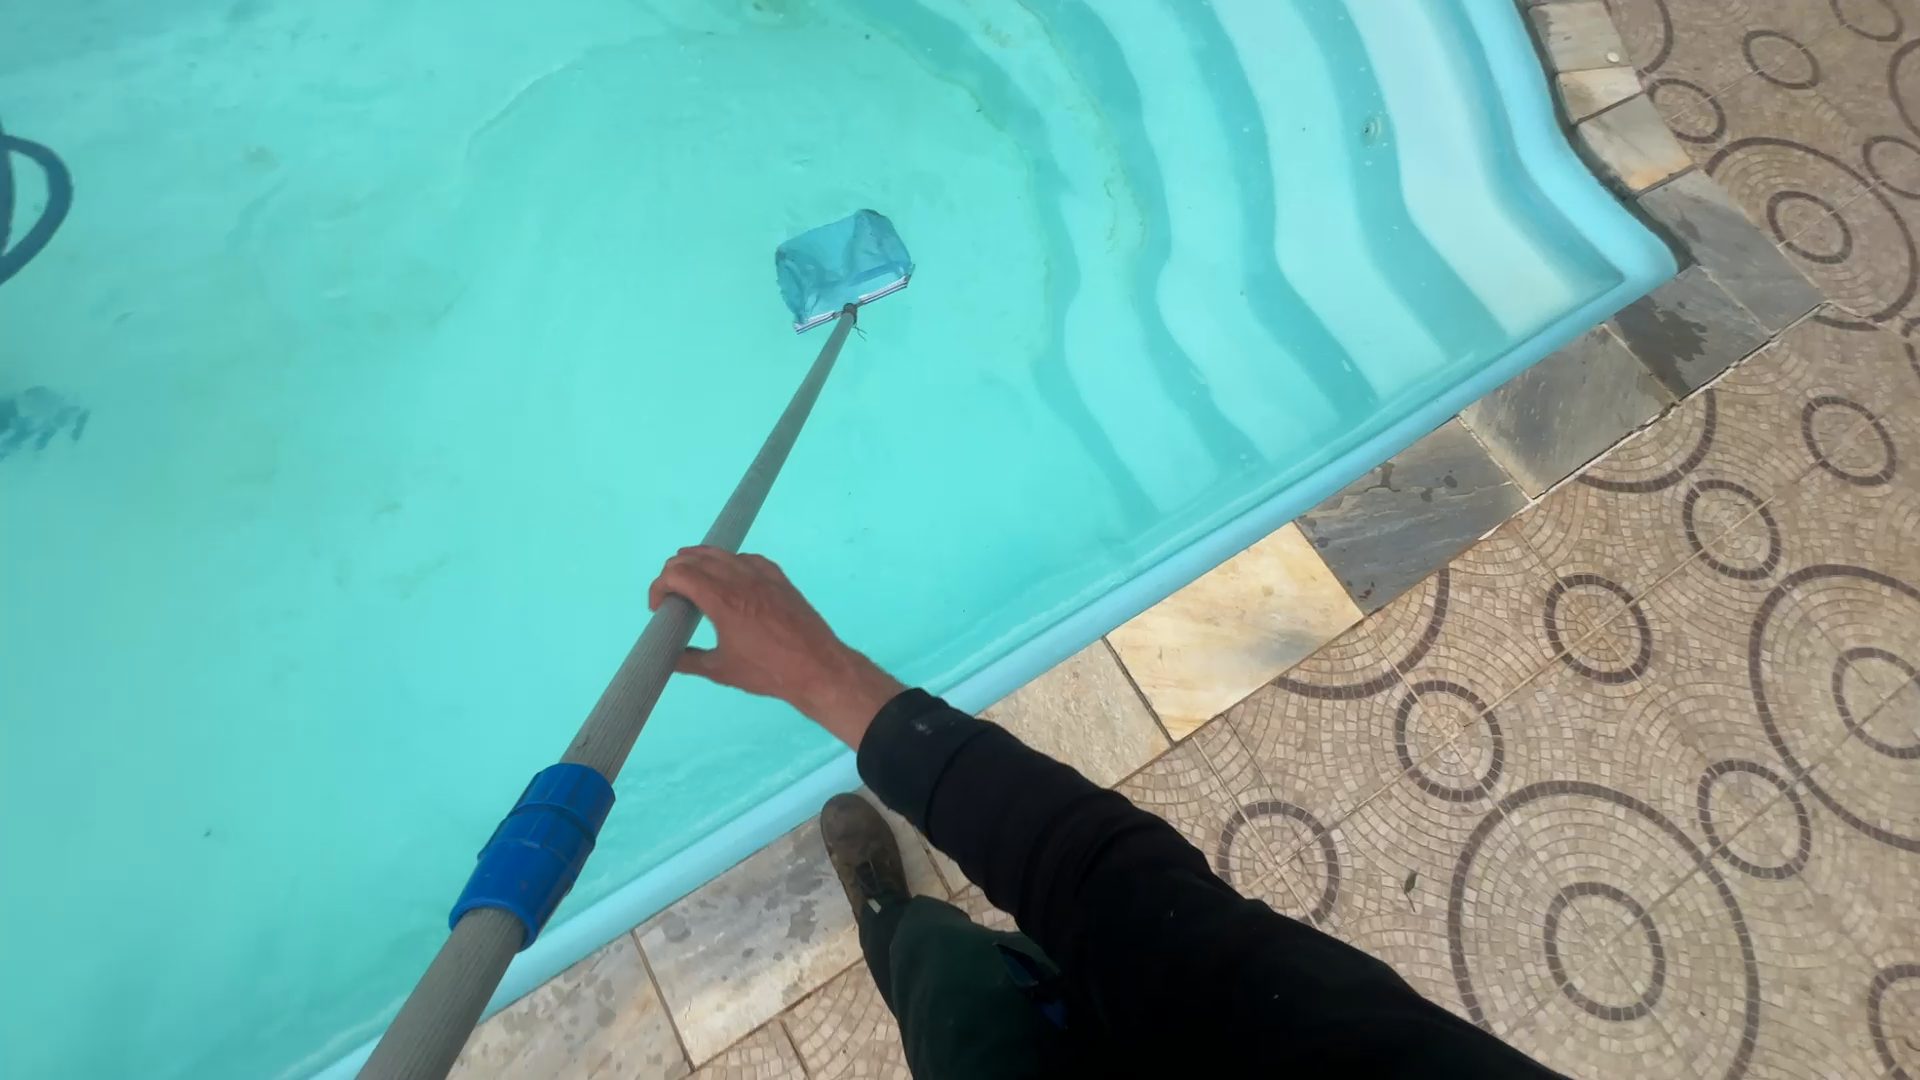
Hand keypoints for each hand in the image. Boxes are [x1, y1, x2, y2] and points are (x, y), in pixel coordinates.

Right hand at [648, 547, 904, 747]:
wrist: (817, 666)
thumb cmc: (769, 671)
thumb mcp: (721, 670)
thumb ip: (689, 661)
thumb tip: (667, 659)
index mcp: (722, 600)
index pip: (678, 573)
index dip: (659, 586)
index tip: (659, 608)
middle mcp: (740, 579)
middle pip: (695, 557)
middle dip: (674, 572)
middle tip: (672, 596)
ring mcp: (763, 575)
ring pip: (722, 553)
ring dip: (700, 562)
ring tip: (693, 582)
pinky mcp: (779, 577)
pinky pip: (748, 558)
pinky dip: (730, 563)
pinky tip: (729, 579)